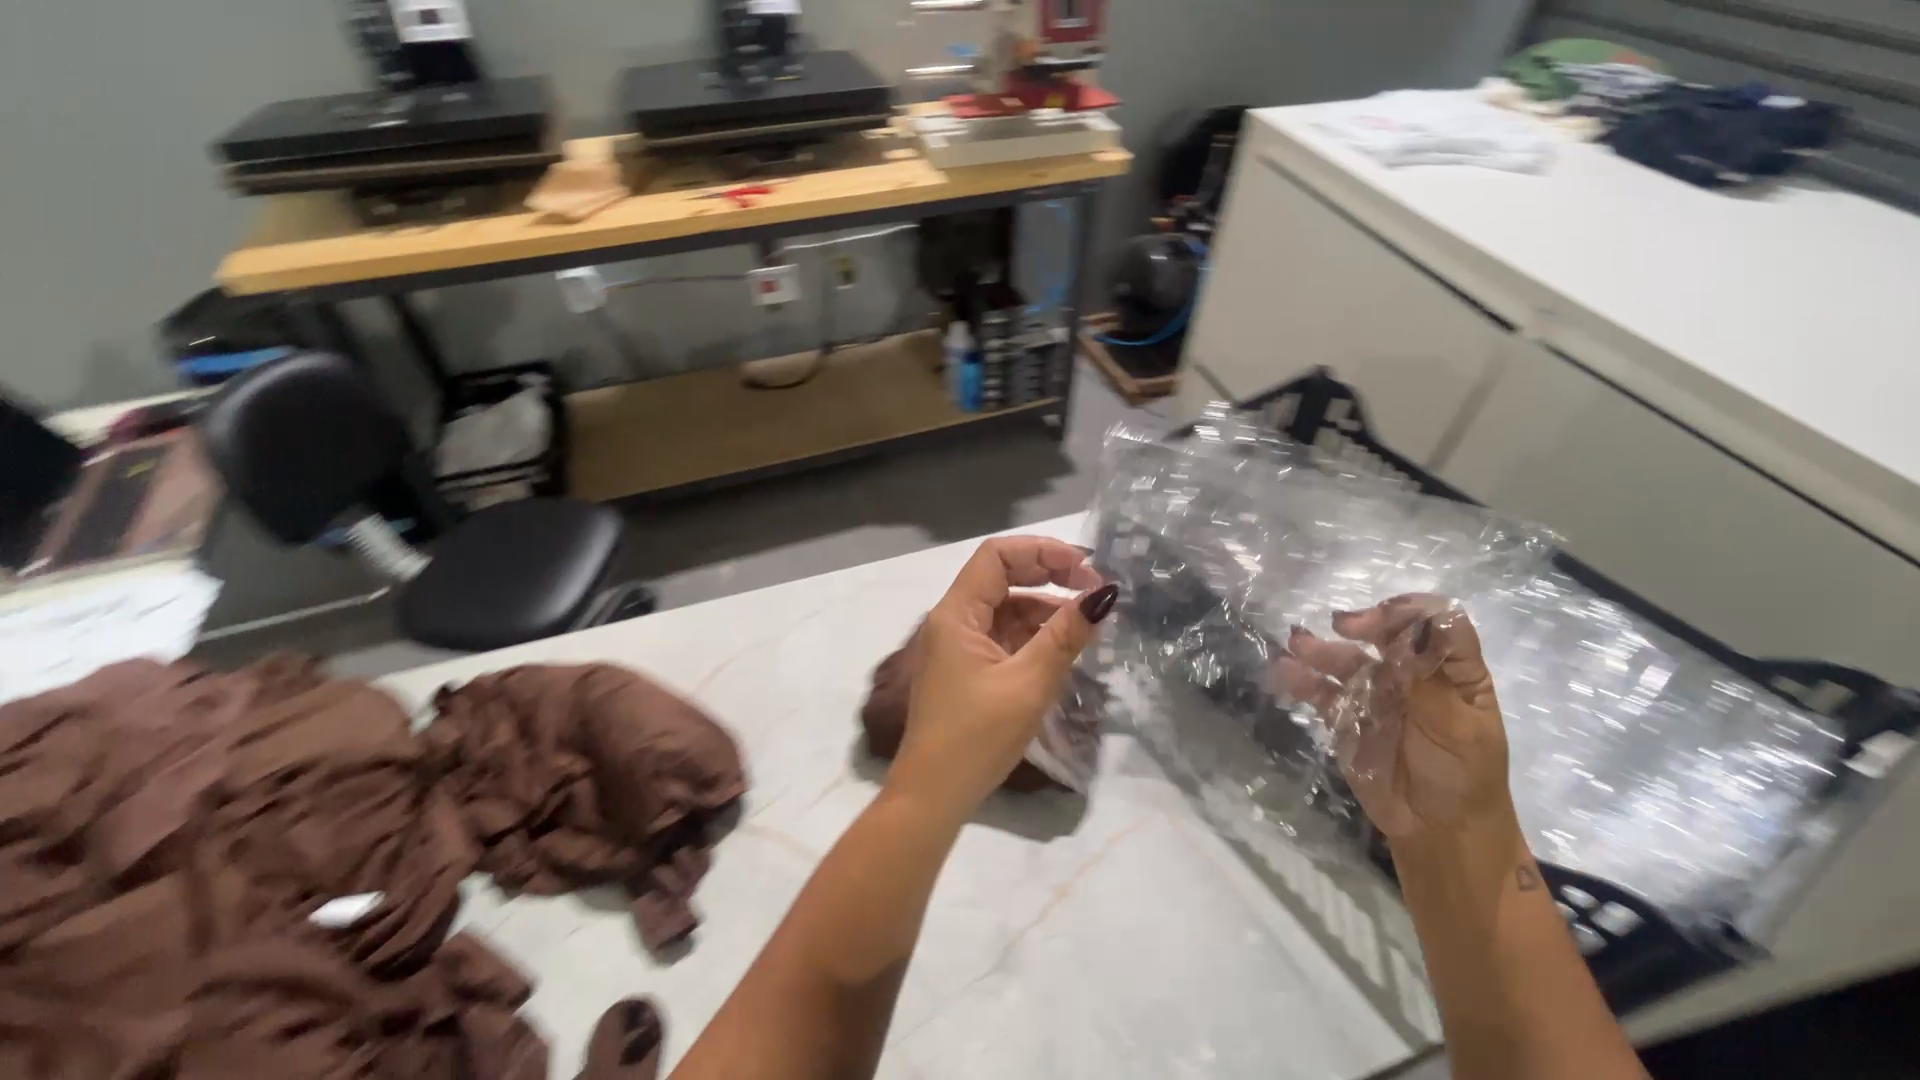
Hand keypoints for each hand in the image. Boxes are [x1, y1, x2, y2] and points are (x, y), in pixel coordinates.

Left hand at [889, 537, 1116, 820]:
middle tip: (1095, 591)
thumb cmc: (977, 736)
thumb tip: (1104, 596)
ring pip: (1006, 608)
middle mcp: (953, 620)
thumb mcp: (1029, 683)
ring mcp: (959, 646)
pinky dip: (1035, 635)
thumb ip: (1065, 636)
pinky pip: (1004, 636)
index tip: (1085, 568)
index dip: (1042, 551)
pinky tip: (1065, 647)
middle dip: (1049, 576)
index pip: (997, 555)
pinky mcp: (968, 670)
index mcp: (957, 613)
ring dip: (1046, 608)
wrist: (934, 794)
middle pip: (1002, 577)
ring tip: (1088, 624)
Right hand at [1276, 594, 1512, 844]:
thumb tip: (1418, 626)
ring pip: (1348, 661)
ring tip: (1296, 643)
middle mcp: (1412, 675)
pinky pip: (1322, 692)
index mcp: (1452, 672)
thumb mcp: (1460, 728)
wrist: (1439, 831)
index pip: (1437, 625)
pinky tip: (1285, 672)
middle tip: (1340, 625)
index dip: (1412, 613)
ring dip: (1323, 649)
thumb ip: (1433, 679)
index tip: (1386, 619)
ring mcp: (1376, 695)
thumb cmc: (1464, 776)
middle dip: (1363, 624)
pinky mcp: (1347, 718)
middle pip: (1386, 636)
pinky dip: (1302, 680)